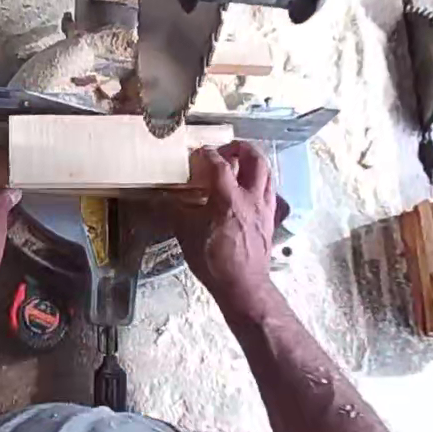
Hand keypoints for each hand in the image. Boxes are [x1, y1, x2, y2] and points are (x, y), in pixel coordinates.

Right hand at [172, 142, 281, 307]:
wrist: (242, 283)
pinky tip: (248, 189)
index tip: (198, 152)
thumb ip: (175, 211)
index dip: (207, 154)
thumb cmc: (212, 259)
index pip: (220, 165)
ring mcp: (264, 207)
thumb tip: (162, 198)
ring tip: (239, 164)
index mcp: (228, 198)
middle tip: (226, 149)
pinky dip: (259, 181)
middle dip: (241, 148)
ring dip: (253, 162)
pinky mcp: (270, 218)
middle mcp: (251, 198)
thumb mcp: (186, 233)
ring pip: (267, 173)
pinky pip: (269, 190)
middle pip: (255, 160)